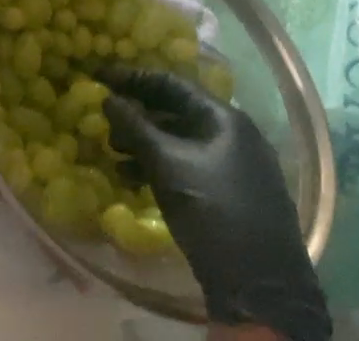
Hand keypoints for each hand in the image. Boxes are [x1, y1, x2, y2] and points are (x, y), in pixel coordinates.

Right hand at [100, 69, 330, 340]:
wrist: (260, 283)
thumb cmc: (212, 210)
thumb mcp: (165, 163)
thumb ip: (134, 126)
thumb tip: (107, 97)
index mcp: (225, 120)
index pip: (171, 83)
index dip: (131, 77)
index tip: (98, 76)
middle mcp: (235, 136)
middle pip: (176, 110)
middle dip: (136, 115)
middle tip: (104, 121)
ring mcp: (237, 165)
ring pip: (180, 140)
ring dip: (144, 142)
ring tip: (115, 154)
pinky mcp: (232, 192)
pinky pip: (189, 164)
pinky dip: (159, 165)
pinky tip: (133, 179)